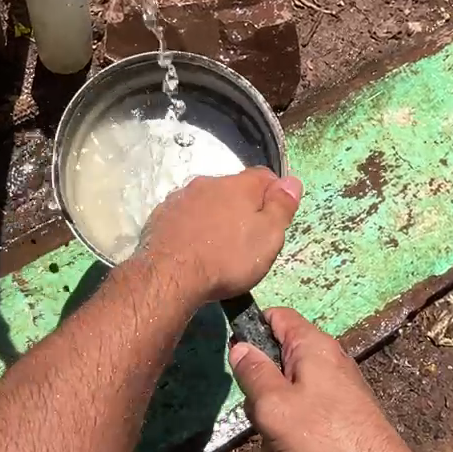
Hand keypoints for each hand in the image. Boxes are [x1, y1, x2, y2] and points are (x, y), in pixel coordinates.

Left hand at [132, 167, 300, 305]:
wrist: (170, 276)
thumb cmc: (227, 258)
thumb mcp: (268, 237)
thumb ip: (281, 207)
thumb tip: (292, 181)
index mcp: (238, 185)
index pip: (264, 175)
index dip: (274, 194)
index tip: (275, 217)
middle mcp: (207, 183)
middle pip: (233, 189)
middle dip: (243, 207)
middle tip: (248, 238)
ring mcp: (180, 197)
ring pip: (206, 201)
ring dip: (215, 216)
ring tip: (218, 246)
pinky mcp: (160, 215)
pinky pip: (184, 215)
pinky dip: (192, 226)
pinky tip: (193, 248)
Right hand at [229, 307, 409, 451]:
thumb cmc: (321, 437)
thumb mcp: (272, 404)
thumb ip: (252, 374)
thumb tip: (240, 347)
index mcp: (313, 347)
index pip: (277, 316)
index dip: (253, 329)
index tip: (236, 358)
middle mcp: (328, 366)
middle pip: (278, 370)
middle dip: (263, 401)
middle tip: (264, 421)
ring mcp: (336, 400)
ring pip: (288, 408)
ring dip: (278, 439)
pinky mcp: (341, 430)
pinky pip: (305, 435)